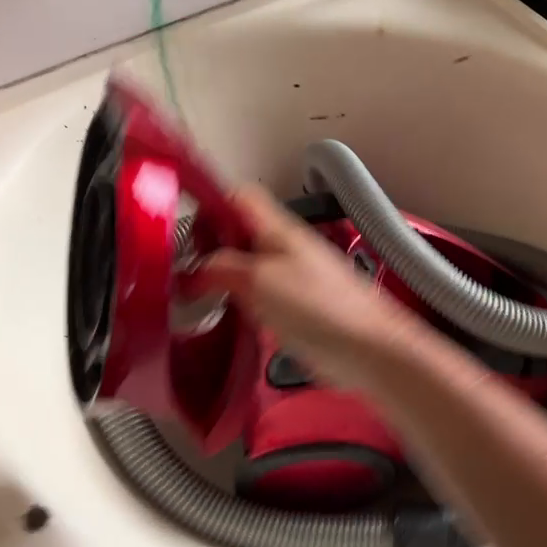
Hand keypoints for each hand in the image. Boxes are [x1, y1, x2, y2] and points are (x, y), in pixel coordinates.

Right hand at [189, 187, 441, 392]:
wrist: (368, 349)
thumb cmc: (320, 308)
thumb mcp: (260, 281)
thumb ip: (224, 268)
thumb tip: (195, 269)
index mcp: (279, 230)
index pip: (241, 197)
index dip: (210, 203)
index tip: (180, 226)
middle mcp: (286, 248)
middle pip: (240, 233)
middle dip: (209, 247)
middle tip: (178, 271)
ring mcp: (293, 278)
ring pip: (248, 266)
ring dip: (222, 278)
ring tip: (192, 297)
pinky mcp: (298, 309)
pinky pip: (260, 296)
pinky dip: (240, 302)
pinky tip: (225, 319)